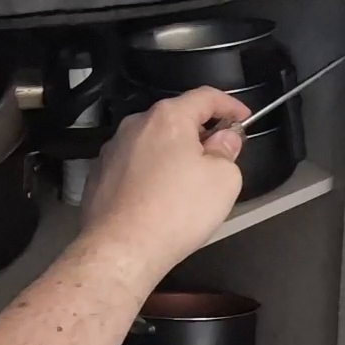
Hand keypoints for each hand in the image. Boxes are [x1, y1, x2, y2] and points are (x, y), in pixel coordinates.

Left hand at [79, 88, 248, 282]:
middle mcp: (136, 126)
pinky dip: (153, 174)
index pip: (205, 96)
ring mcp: (113, 150)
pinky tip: (162, 200)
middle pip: (176, 119)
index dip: (230, 105)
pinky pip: (135, 166)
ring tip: (190, 185)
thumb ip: (228, 151)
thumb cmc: (177, 211)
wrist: (122, 248)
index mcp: (168, 118)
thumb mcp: (224, 180)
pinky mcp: (100, 176)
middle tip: (221, 155)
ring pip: (154, 143)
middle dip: (201, 133)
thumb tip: (225, 140)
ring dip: (175, 155)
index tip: (243, 117)